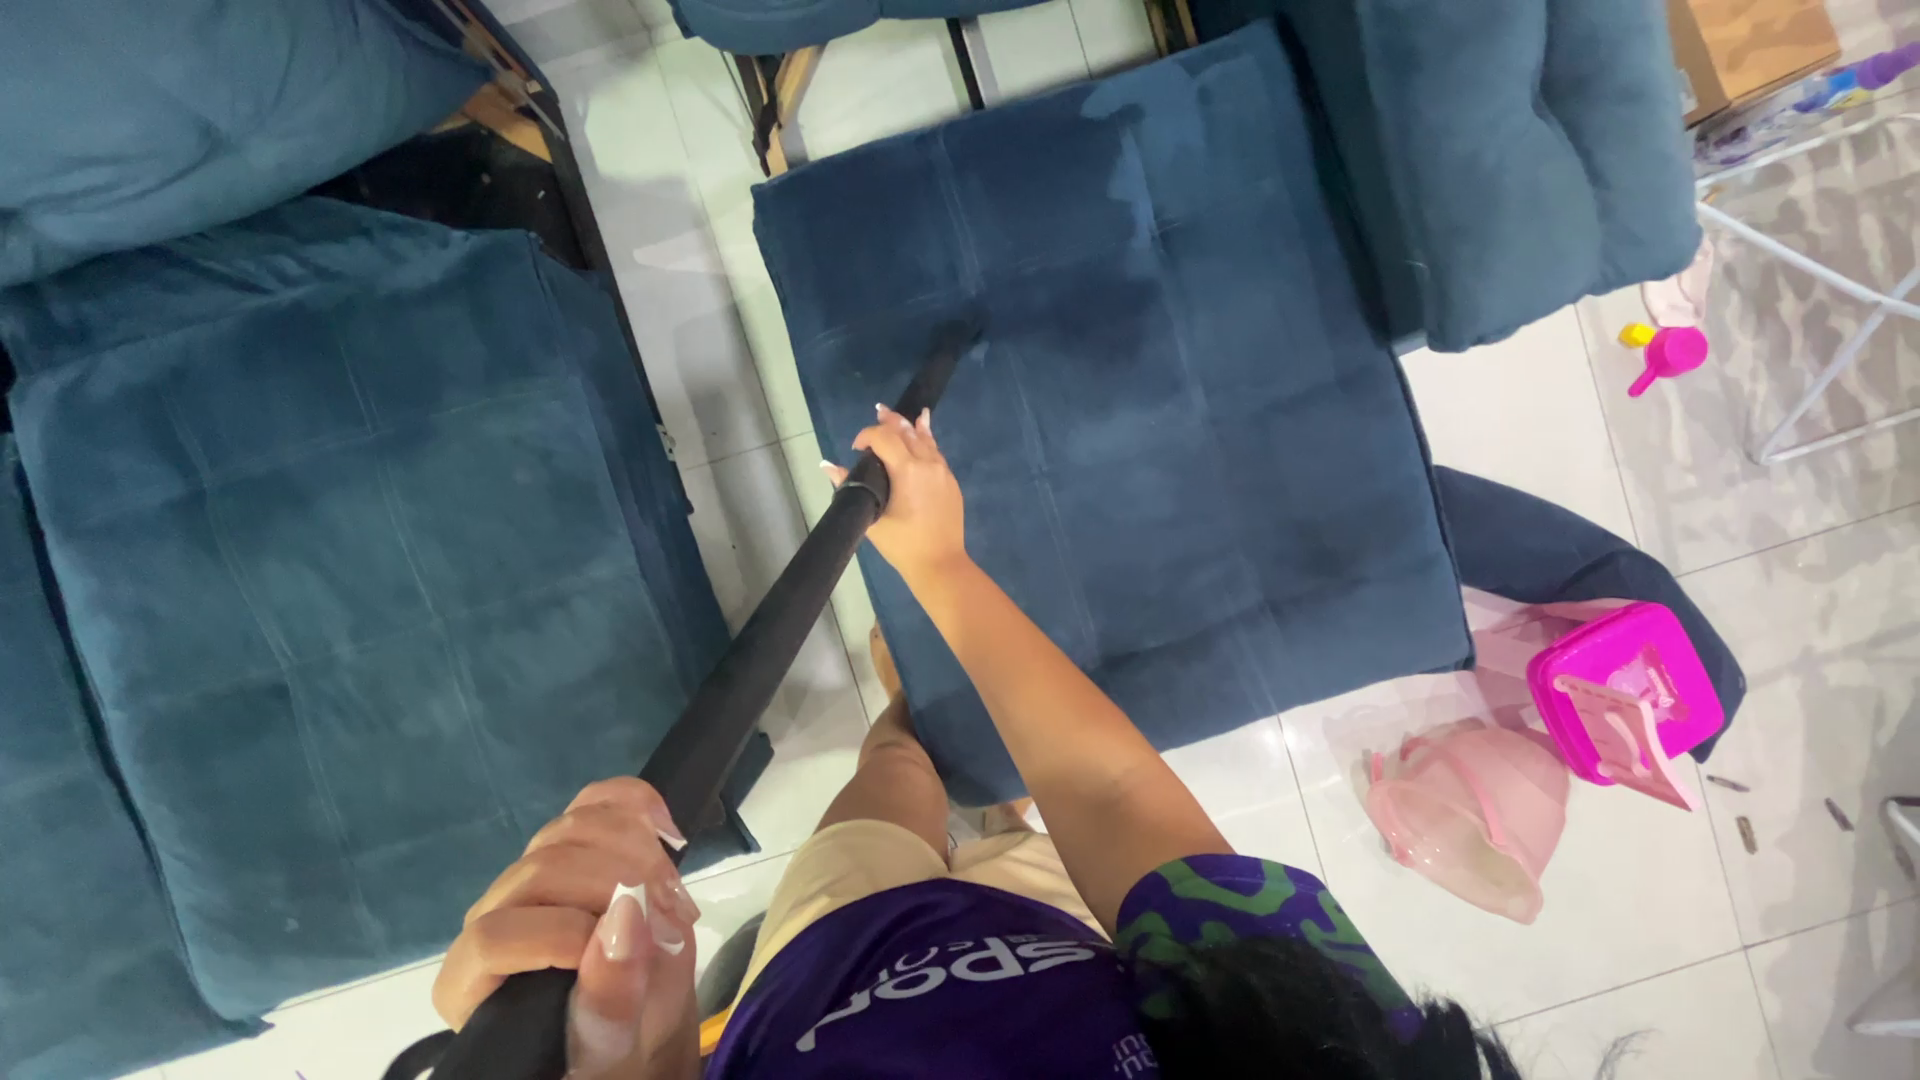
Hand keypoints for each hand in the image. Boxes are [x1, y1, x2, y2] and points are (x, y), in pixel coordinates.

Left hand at [434, 778, 702, 1078]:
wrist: (644, 1019)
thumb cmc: (616, 1048)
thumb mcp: (613, 1046)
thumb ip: (612, 992)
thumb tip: (624, 915)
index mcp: (474, 980)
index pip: (494, 935)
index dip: (561, 934)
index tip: (628, 951)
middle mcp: (494, 913)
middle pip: (543, 867)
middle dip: (620, 886)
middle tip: (671, 921)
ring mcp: (538, 866)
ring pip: (576, 825)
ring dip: (641, 852)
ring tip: (673, 897)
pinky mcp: (580, 839)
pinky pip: (600, 796)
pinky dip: (640, 803)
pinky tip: (668, 833)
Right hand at [822, 405, 968, 586]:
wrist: (941, 563)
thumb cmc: (903, 544)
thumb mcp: (872, 517)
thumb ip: (850, 487)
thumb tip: (827, 466)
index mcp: (908, 470)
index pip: (884, 437)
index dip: (867, 435)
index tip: (856, 448)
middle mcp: (928, 463)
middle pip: (907, 431)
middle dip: (890, 421)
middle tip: (879, 411)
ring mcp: (943, 472)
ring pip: (926, 439)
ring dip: (911, 426)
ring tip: (901, 415)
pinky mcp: (951, 482)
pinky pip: (937, 453)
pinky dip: (926, 441)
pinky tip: (924, 434)